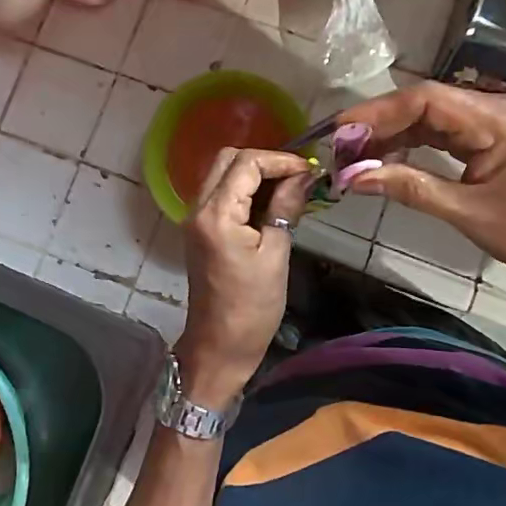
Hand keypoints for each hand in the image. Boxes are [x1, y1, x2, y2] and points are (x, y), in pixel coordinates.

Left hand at [178, 148, 313, 404]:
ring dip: (255, 174)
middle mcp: (199, 209)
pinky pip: (221, 194)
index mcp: (217, 215)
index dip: (280, 160)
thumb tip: (304, 176)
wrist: (219, 346)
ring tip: (290, 188)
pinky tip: (272, 203)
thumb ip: (285, 208)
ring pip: (223, 174)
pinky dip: (245, 189)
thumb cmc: (252, 307)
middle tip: (298, 176)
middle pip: (228, 159)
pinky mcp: (201, 230)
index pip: (246, 164)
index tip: (309, 170)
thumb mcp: (276, 254)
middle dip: (265, 161)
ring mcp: (196, 219)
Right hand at [336, 82, 505, 305]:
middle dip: (381, 124)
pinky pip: (447, 129)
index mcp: (503, 120)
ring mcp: (500, 117)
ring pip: (434, 115)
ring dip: (394, 133)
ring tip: (354, 154)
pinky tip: (386, 155)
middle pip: (428, 103)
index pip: (428, 101)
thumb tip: (352, 178)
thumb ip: (408, 188)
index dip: (379, 113)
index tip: (340, 131)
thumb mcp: (467, 213)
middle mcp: (502, 106)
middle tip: (340, 149)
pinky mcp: (496, 132)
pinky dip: (415, 142)